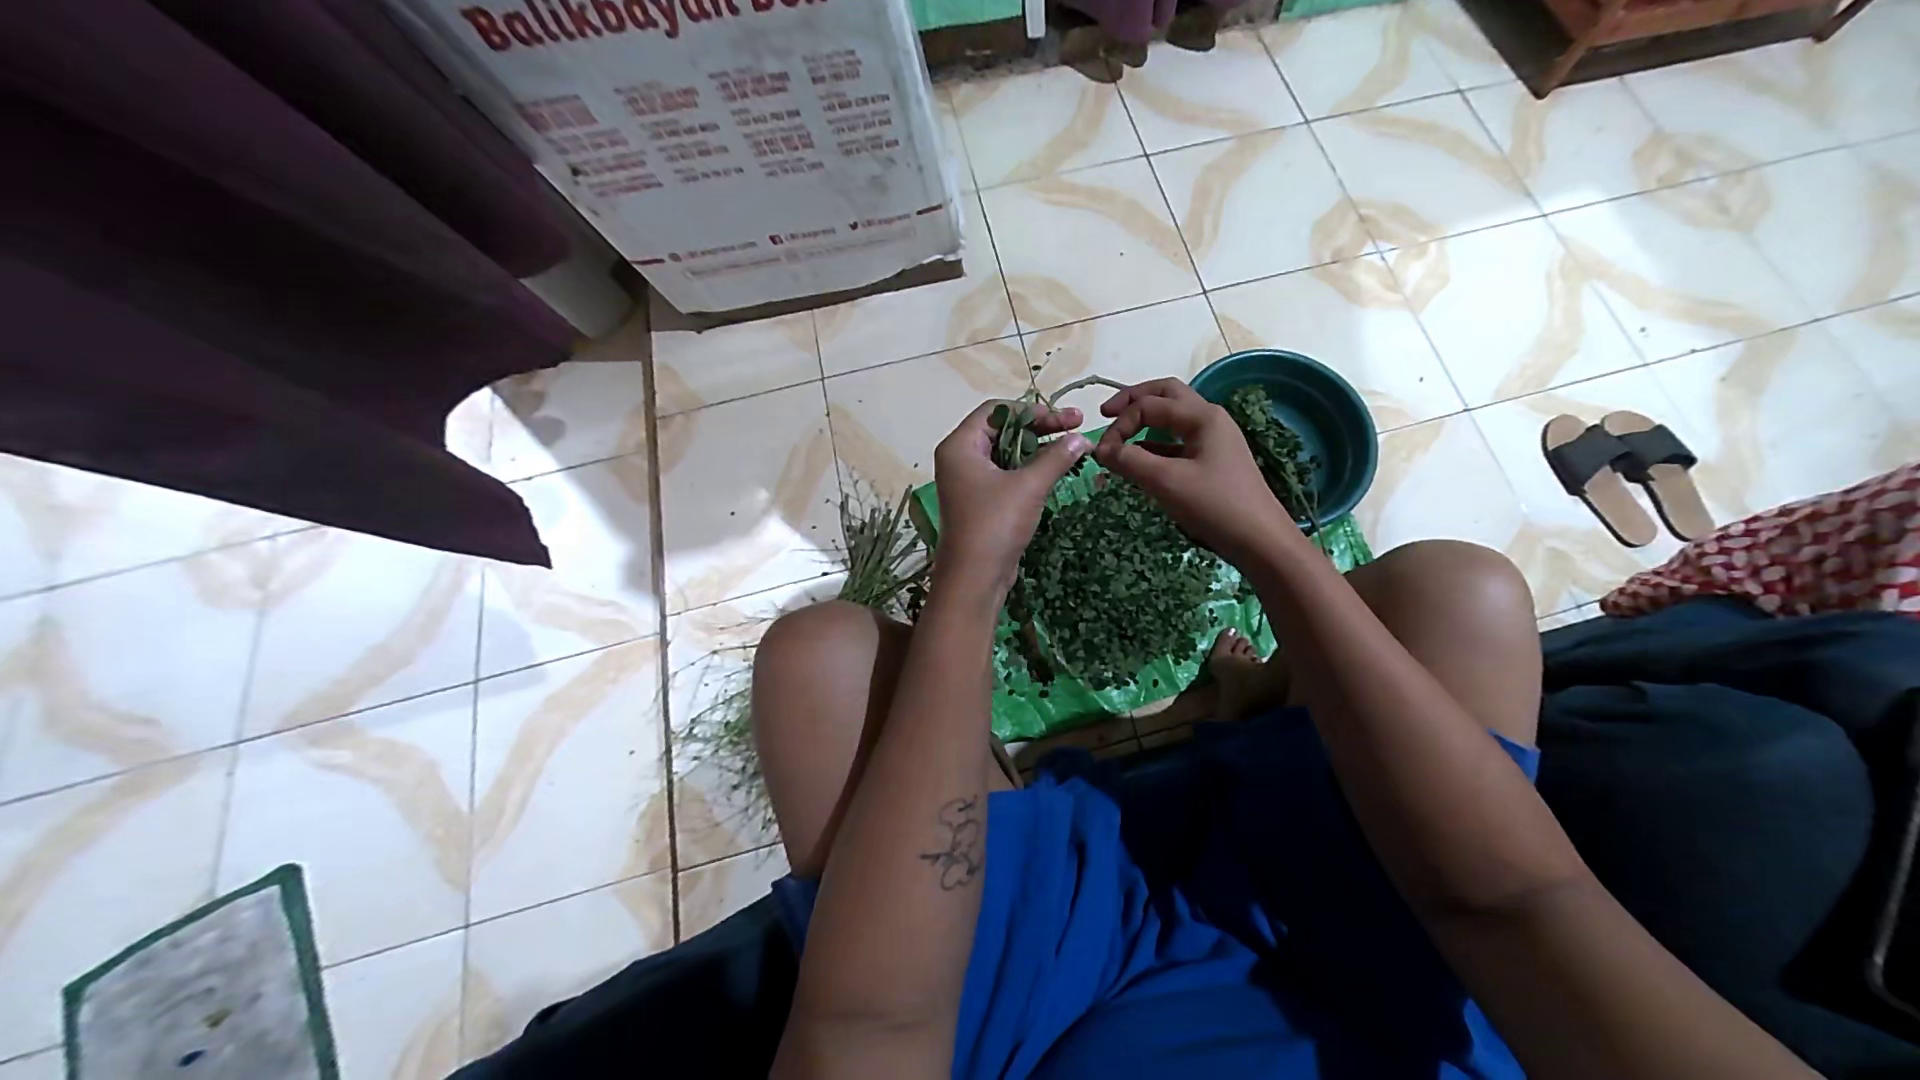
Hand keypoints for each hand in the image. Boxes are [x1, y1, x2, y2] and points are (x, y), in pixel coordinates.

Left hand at [933, 401, 1091, 597]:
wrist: (975, 579)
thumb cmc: (995, 525)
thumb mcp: (1028, 486)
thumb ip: (1055, 457)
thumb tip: (1080, 438)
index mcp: (959, 446)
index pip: (997, 411)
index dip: (1033, 410)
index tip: (1067, 419)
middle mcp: (959, 459)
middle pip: (1002, 429)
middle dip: (1039, 428)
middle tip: (1075, 429)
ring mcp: (968, 481)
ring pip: (1006, 453)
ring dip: (1037, 449)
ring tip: (1070, 449)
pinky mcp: (980, 501)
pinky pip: (1006, 474)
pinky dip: (1029, 470)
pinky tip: (1055, 471)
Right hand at [1092, 378, 1294, 566]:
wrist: (1261, 541)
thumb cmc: (1215, 506)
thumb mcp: (1167, 482)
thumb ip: (1130, 461)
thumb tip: (1100, 450)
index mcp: (1201, 416)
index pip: (1148, 405)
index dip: (1120, 425)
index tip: (1101, 454)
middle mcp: (1208, 420)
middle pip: (1165, 395)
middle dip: (1133, 401)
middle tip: (1105, 413)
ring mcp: (1212, 441)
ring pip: (1171, 418)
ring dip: (1143, 422)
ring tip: (1117, 438)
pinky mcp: (1211, 463)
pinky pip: (1176, 444)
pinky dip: (1153, 446)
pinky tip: (1137, 461)